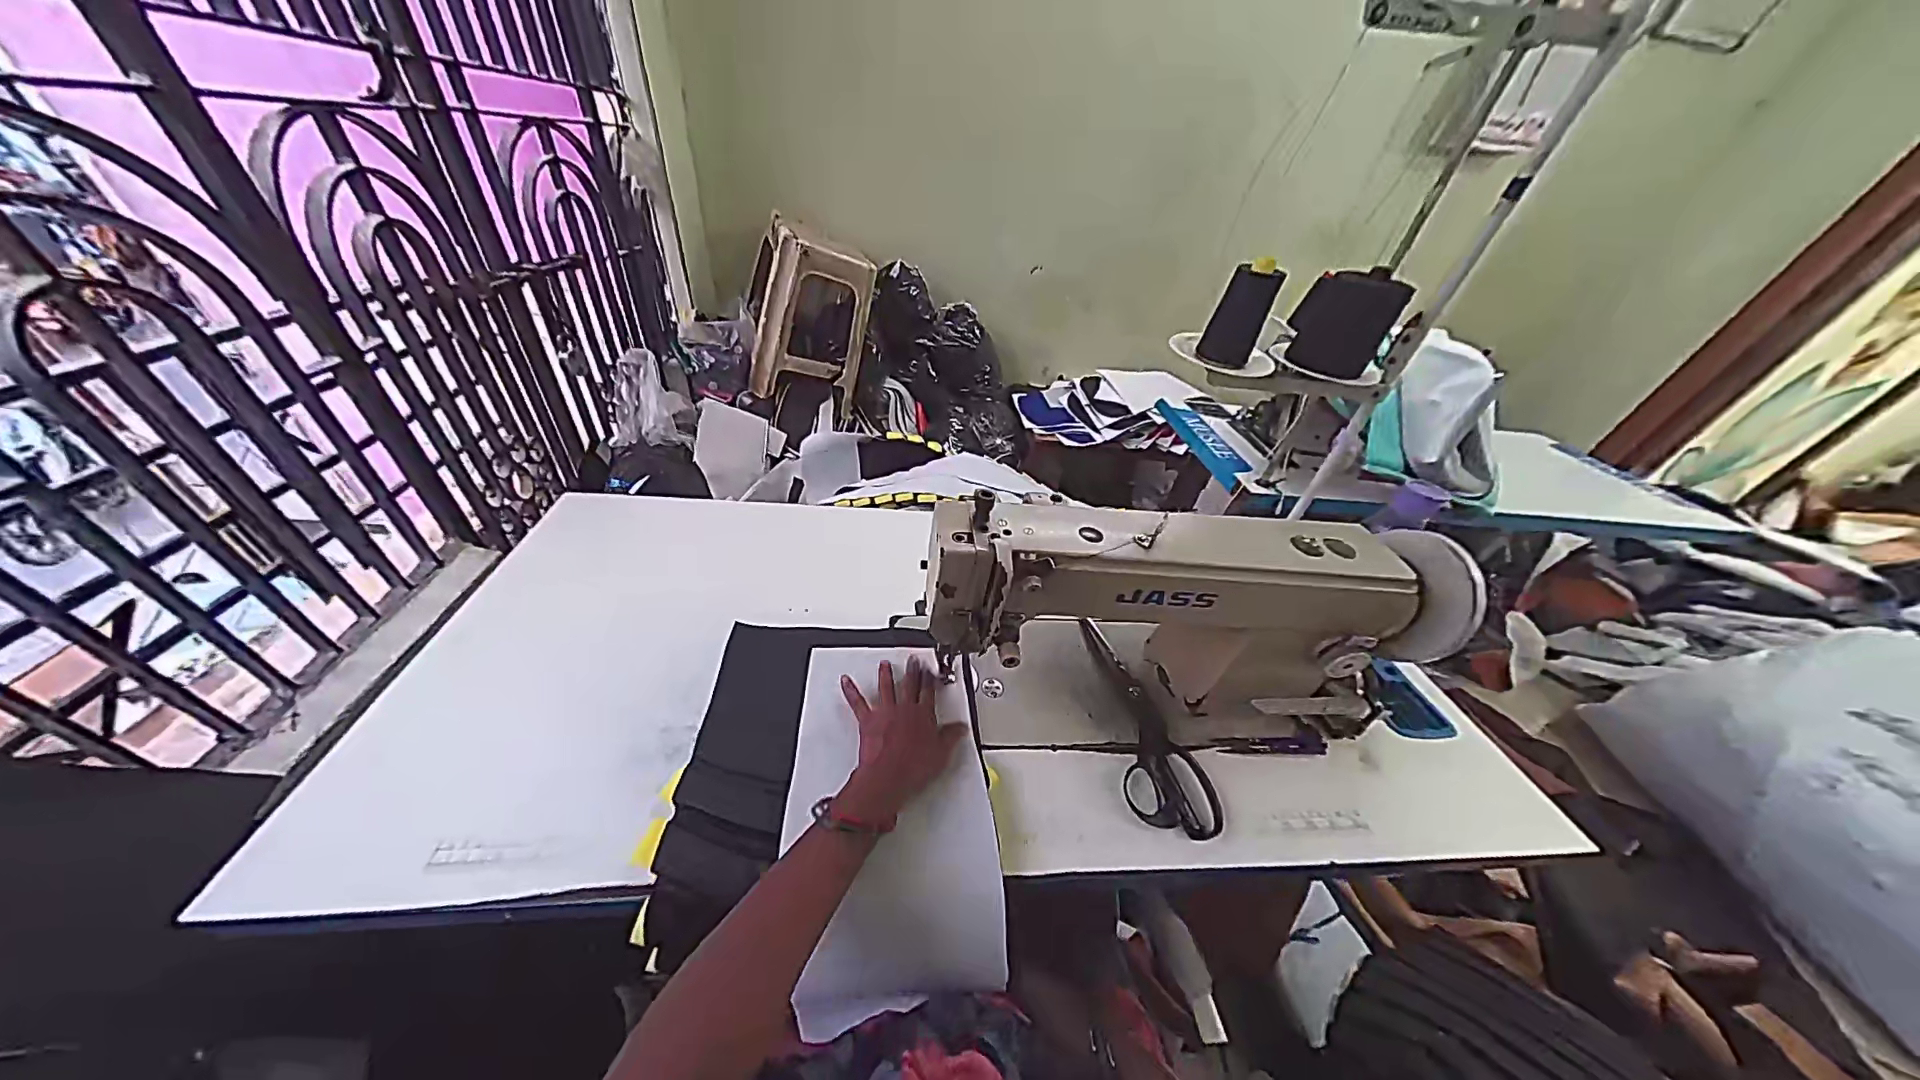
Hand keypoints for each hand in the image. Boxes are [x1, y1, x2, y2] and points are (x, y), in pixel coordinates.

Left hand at [836, 659, 964, 824]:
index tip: (931, 671)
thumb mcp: (941, 753)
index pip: (929, 692)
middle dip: (912, 671)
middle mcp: (904, 709)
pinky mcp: (868, 721)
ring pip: (886, 688)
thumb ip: (951, 737)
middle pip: (909, 685)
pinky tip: (846, 681)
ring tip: (885, 665)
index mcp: (923, 715)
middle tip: (913, 660)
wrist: (888, 776)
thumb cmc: (913, 767)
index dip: (931, 680)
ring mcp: (885, 713)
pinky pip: (857, 702)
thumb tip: (959, 729)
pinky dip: (851, 691)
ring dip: (885, 675)